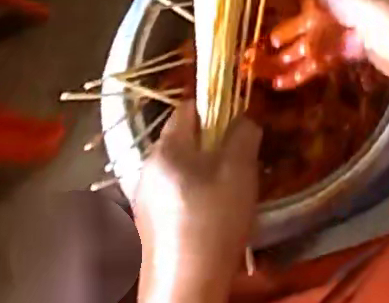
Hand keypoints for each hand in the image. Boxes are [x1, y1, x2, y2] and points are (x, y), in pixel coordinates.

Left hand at [135, 108, 260, 302]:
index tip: (236, 118)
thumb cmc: (212, 222)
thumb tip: (245, 118)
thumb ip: (244, 134)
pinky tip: (212, 215)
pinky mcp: (147, 226)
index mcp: (165, 148)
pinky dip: (194, 194)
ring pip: (180, 167)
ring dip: (204, 169)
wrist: (185, 293)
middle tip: (239, 156)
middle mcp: (147, 167)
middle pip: (183, 138)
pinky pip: (174, 193)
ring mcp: (143, 199)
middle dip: (212, 141)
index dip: (214, 106)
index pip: (187, 107)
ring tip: (229, 188)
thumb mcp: (239, 170)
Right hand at [261, 0, 367, 89]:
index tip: (264, 13)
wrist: (376, 25)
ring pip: (301, 50)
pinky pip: (312, 67)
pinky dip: (295, 76)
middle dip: (280, 37)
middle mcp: (325, 15)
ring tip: (260, 72)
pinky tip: (278, 84)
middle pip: (298, 28)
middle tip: (257, 48)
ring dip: (283, 60)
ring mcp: (329, 37)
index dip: (283, 5)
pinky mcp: (334, 57)